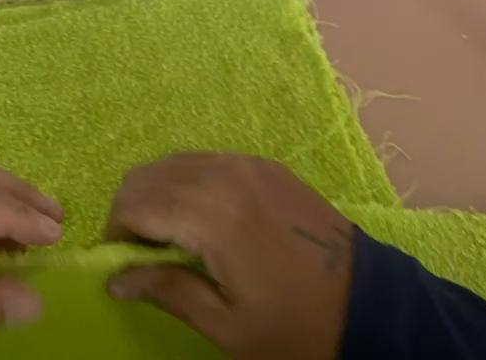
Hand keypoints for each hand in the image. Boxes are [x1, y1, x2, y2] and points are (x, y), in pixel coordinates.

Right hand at [104, 153, 354, 359]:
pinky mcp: (262, 163)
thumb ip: (167, 290)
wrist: (370, 304)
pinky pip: (205, 159)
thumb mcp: (227, 326)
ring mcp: (244, 162)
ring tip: (171, 236)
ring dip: (156, 192)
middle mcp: (222, 174)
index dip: (116, 233)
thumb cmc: (294, 325)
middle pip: (146, 175)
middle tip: (143, 254)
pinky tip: (202, 217)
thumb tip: (115, 279)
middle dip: (131, 210)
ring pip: (172, 161)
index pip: (134, 202)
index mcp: (210, 214)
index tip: (123, 266)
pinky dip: (186, 181)